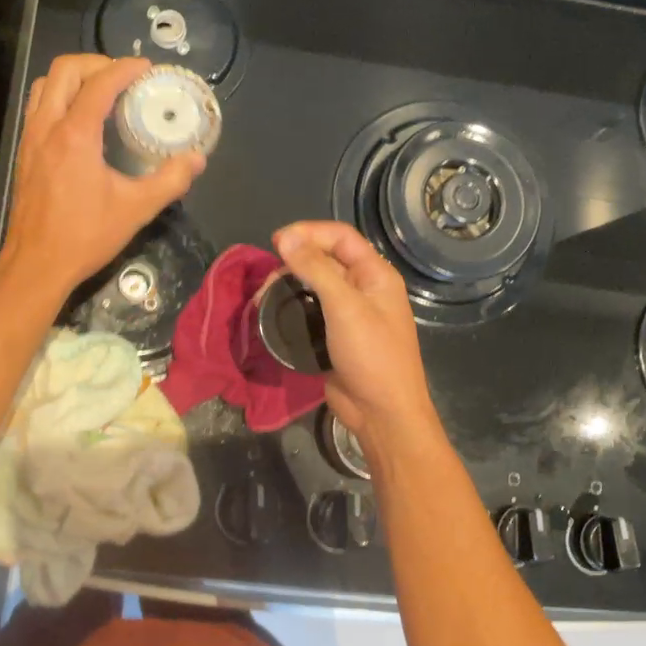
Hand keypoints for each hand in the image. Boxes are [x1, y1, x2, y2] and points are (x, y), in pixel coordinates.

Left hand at [0, 54, 205, 294]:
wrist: (37, 264)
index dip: (125, 68)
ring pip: (45, 85)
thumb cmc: (85, 236)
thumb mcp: (135, 209)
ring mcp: (31, 139)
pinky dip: (60, 98)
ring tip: (100, 91)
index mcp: (75, 135)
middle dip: (96, 64)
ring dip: (73, 78)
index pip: (100, 83)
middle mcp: (48, 127)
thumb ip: (170, 181)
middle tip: (122, 76)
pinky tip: (81, 120)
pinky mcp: (24, 153)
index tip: (147, 68)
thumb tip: (196, 160)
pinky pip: (38, 107)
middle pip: (65, 70)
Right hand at [272, 220, 444, 460]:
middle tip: (267, 278)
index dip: (309, 232)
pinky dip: (289, 309)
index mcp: (376, 275)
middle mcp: (363, 289)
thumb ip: (315, 269)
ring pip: (313, 286)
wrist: (382, 413)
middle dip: (294, 261)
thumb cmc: (372, 356)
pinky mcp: (333, 337)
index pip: (340, 237)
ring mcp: (348, 314)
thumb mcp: (344, 307)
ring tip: (263, 298)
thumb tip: (285, 237)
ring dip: (288, 286)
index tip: (276, 242)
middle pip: (325, 259)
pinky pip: (309, 312)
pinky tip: (271, 315)